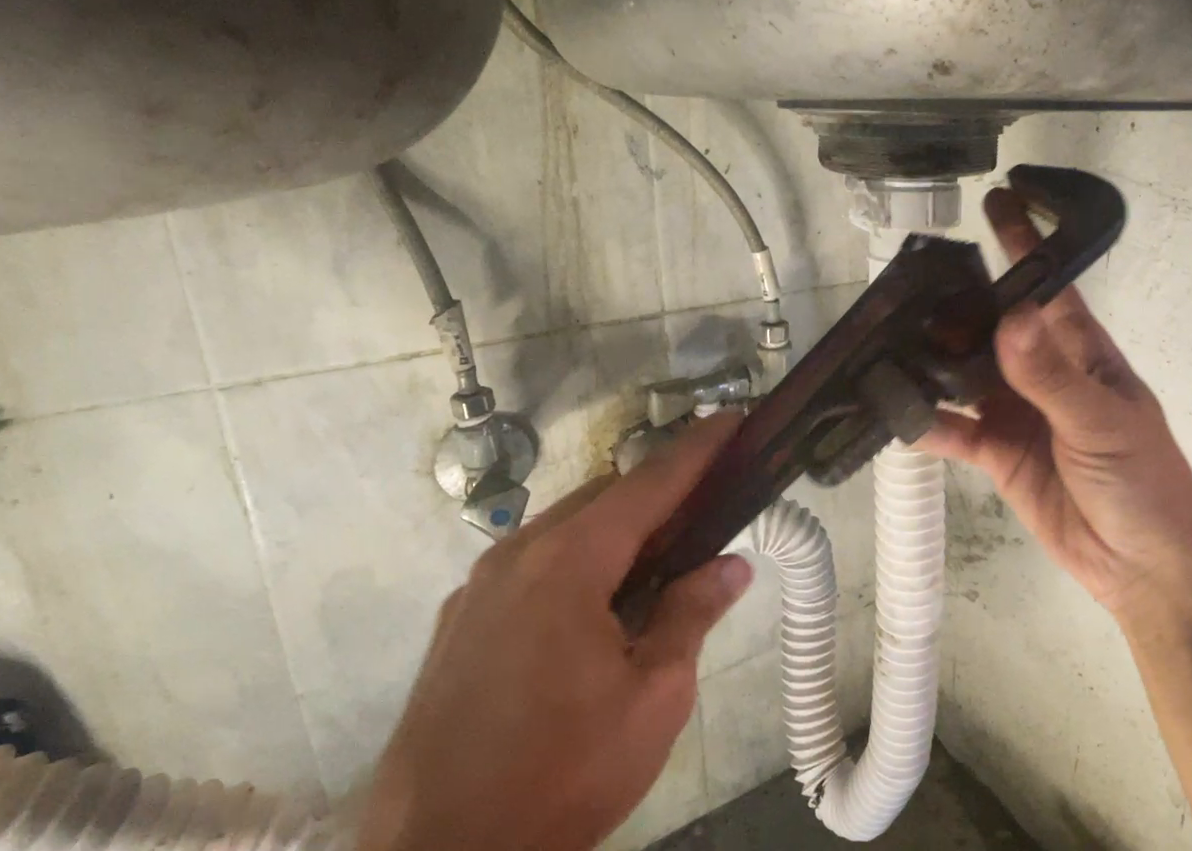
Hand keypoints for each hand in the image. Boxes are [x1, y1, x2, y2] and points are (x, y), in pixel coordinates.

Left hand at [356, 416, 753, 850]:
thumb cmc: (563, 772)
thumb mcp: (653, 697)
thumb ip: (691, 616)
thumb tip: (729, 567)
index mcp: (567, 564)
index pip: (649, 485)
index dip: (698, 450)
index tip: (733, 420)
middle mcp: (514, 557)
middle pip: (603, 499)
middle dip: (660, 496)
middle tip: (710, 517)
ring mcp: (476, 591)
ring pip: (564, 531)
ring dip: (617, 534)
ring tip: (661, 570)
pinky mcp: (458, 626)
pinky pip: (531, 568)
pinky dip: (577, 565)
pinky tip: (599, 613)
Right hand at [921, 188, 1191, 617]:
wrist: (1144, 568)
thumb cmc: (1144, 482)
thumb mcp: (1102, 423)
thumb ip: (1052, 376)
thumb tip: (1010, 316)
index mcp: (1082, 351)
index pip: (1045, 287)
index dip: (1022, 244)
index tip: (995, 199)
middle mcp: (1043, 372)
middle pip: (992, 327)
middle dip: (957, 304)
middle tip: (905, 281)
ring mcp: (1018, 413)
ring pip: (965, 375)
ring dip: (933, 361)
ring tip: (885, 340)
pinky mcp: (997, 454)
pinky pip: (955, 431)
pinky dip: (927, 422)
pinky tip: (894, 410)